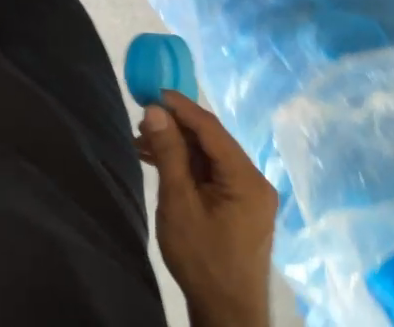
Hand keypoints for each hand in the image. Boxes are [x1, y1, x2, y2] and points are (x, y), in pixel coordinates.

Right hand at [140, 92, 277, 326]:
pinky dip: (186, 164)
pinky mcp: (239, 208)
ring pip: (210, 156)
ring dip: (177, 146)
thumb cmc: (202, 256)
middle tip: (139, 118)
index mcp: (246, 179)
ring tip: (141, 141)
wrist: (226, 311)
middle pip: (212, 140)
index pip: (211, 128)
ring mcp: (249, 196)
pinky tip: (159, 162)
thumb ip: (169, 153)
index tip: (150, 90)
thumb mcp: (179, 201)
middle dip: (175, 126)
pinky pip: (212, 173)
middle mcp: (254, 182)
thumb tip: (155, 109)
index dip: (180, 106)